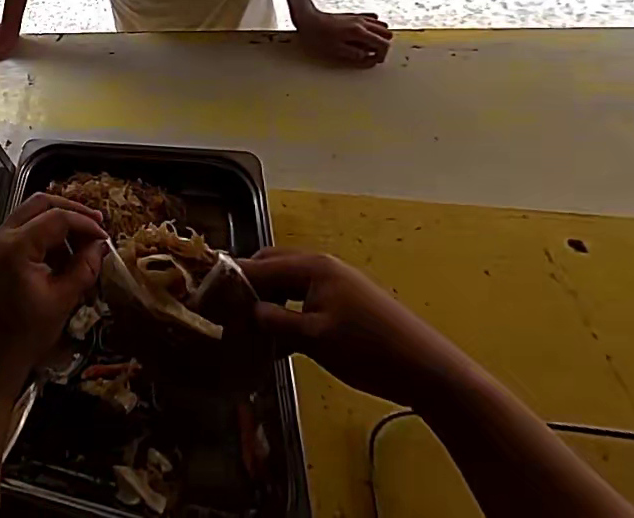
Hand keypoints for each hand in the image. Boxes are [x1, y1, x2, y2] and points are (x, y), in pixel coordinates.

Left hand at [0, 193, 108, 390]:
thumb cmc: (24, 337)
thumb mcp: (63, 301)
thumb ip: (85, 267)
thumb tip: (100, 245)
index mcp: (16, 247)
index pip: (58, 218)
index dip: (85, 223)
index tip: (104, 236)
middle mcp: (2, 236)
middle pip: (42, 203)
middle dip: (72, 211)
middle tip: (96, 224)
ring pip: (32, 213)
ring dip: (59, 222)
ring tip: (82, 245)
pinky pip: (25, 229)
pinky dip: (46, 234)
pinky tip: (63, 256)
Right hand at [239, 247, 449, 407]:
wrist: (426, 368)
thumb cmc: (368, 348)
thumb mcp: (316, 338)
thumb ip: (277, 322)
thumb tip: (247, 312)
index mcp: (312, 266)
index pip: (261, 264)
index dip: (234, 278)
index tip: (206, 293)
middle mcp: (320, 266)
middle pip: (273, 267)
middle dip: (249, 285)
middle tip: (225, 311)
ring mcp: (334, 283)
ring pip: (287, 284)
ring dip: (267, 300)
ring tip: (247, 327)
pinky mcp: (343, 303)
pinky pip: (303, 298)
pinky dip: (286, 311)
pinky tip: (277, 339)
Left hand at [292, 10, 391, 65]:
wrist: (309, 19)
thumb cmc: (319, 36)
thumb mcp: (337, 50)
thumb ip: (355, 54)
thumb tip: (368, 58)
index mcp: (360, 32)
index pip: (383, 44)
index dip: (382, 55)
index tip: (373, 60)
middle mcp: (363, 23)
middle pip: (387, 33)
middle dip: (382, 45)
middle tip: (371, 54)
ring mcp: (359, 17)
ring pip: (382, 25)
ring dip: (379, 36)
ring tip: (367, 45)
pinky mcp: (354, 15)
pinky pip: (372, 18)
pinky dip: (373, 27)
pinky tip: (364, 34)